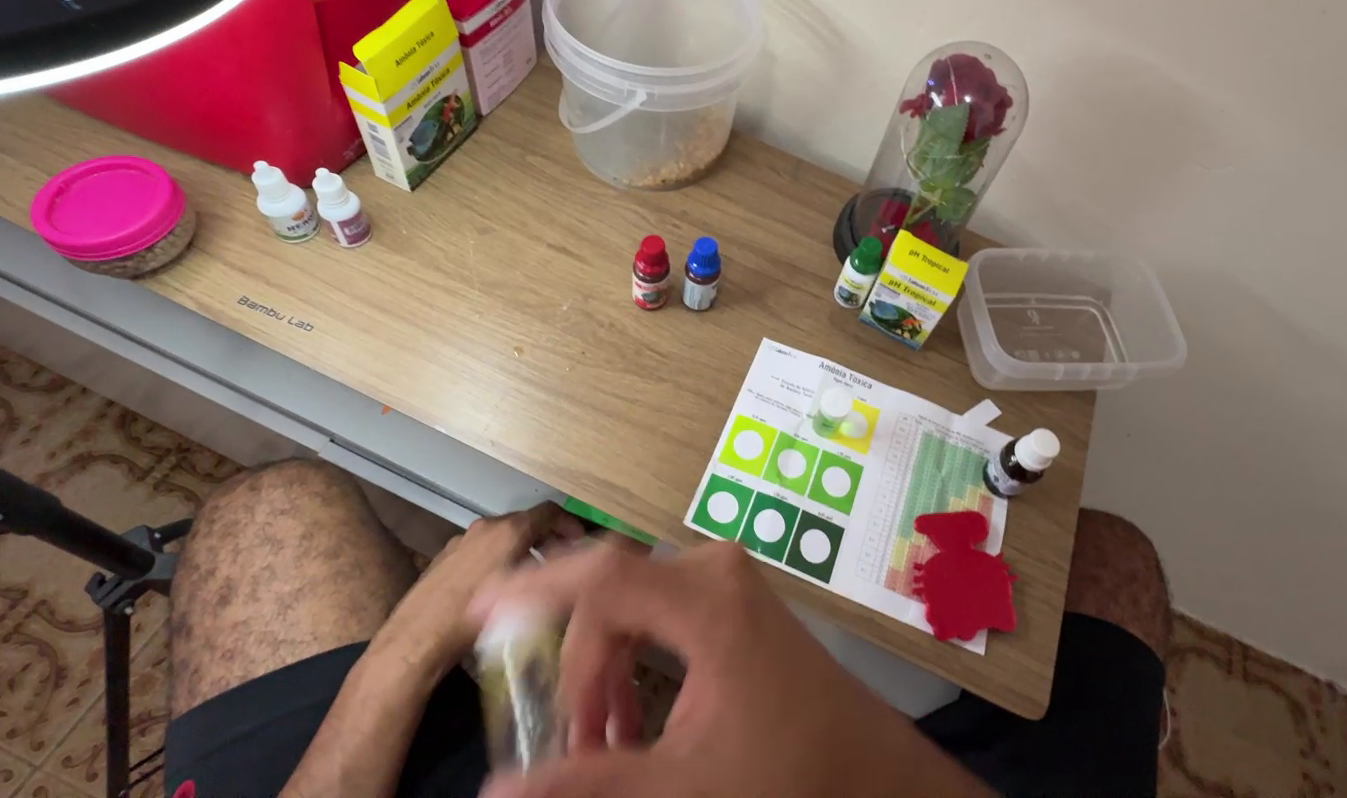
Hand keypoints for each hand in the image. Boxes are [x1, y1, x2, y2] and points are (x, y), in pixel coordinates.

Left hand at [375, 503, 586, 675]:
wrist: (414, 641)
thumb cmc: (474, 620)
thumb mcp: (524, 598)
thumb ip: (548, 574)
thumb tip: (565, 568)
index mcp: (509, 530)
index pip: (550, 511)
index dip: (570, 523)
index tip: (579, 542)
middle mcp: (486, 526)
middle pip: (526, 522)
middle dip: (546, 538)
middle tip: (558, 563)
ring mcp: (463, 539)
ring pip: (503, 536)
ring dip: (521, 549)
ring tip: (529, 579)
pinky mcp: (445, 555)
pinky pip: (482, 548)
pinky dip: (497, 558)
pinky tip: (496, 587)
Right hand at [469, 542, 996, 797]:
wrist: (869, 768)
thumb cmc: (788, 769)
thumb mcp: (681, 784)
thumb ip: (589, 783)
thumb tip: (496, 790)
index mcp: (705, 600)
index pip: (600, 574)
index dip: (532, 586)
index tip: (478, 612)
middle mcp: (713, 571)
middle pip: (610, 596)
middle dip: (578, 668)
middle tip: (569, 743)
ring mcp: (726, 580)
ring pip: (632, 606)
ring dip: (604, 670)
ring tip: (601, 745)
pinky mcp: (732, 598)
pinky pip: (660, 612)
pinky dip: (633, 661)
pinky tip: (632, 722)